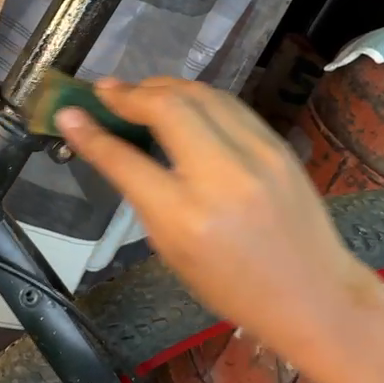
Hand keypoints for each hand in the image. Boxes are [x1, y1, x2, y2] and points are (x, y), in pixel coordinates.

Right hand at [56, 77, 380, 352]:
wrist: (315, 295)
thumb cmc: (231, 285)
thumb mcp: (171, 250)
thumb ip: (140, 192)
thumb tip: (107, 144)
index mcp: (186, 217)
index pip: (126, 160)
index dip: (91, 132)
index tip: (68, 112)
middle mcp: (222, 178)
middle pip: (166, 107)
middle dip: (129, 93)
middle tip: (104, 91)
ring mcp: (256, 155)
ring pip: (199, 94)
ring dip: (160, 86)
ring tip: (136, 91)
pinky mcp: (277, 145)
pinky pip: (227, 103)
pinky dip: (194, 95)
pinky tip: (178, 100)